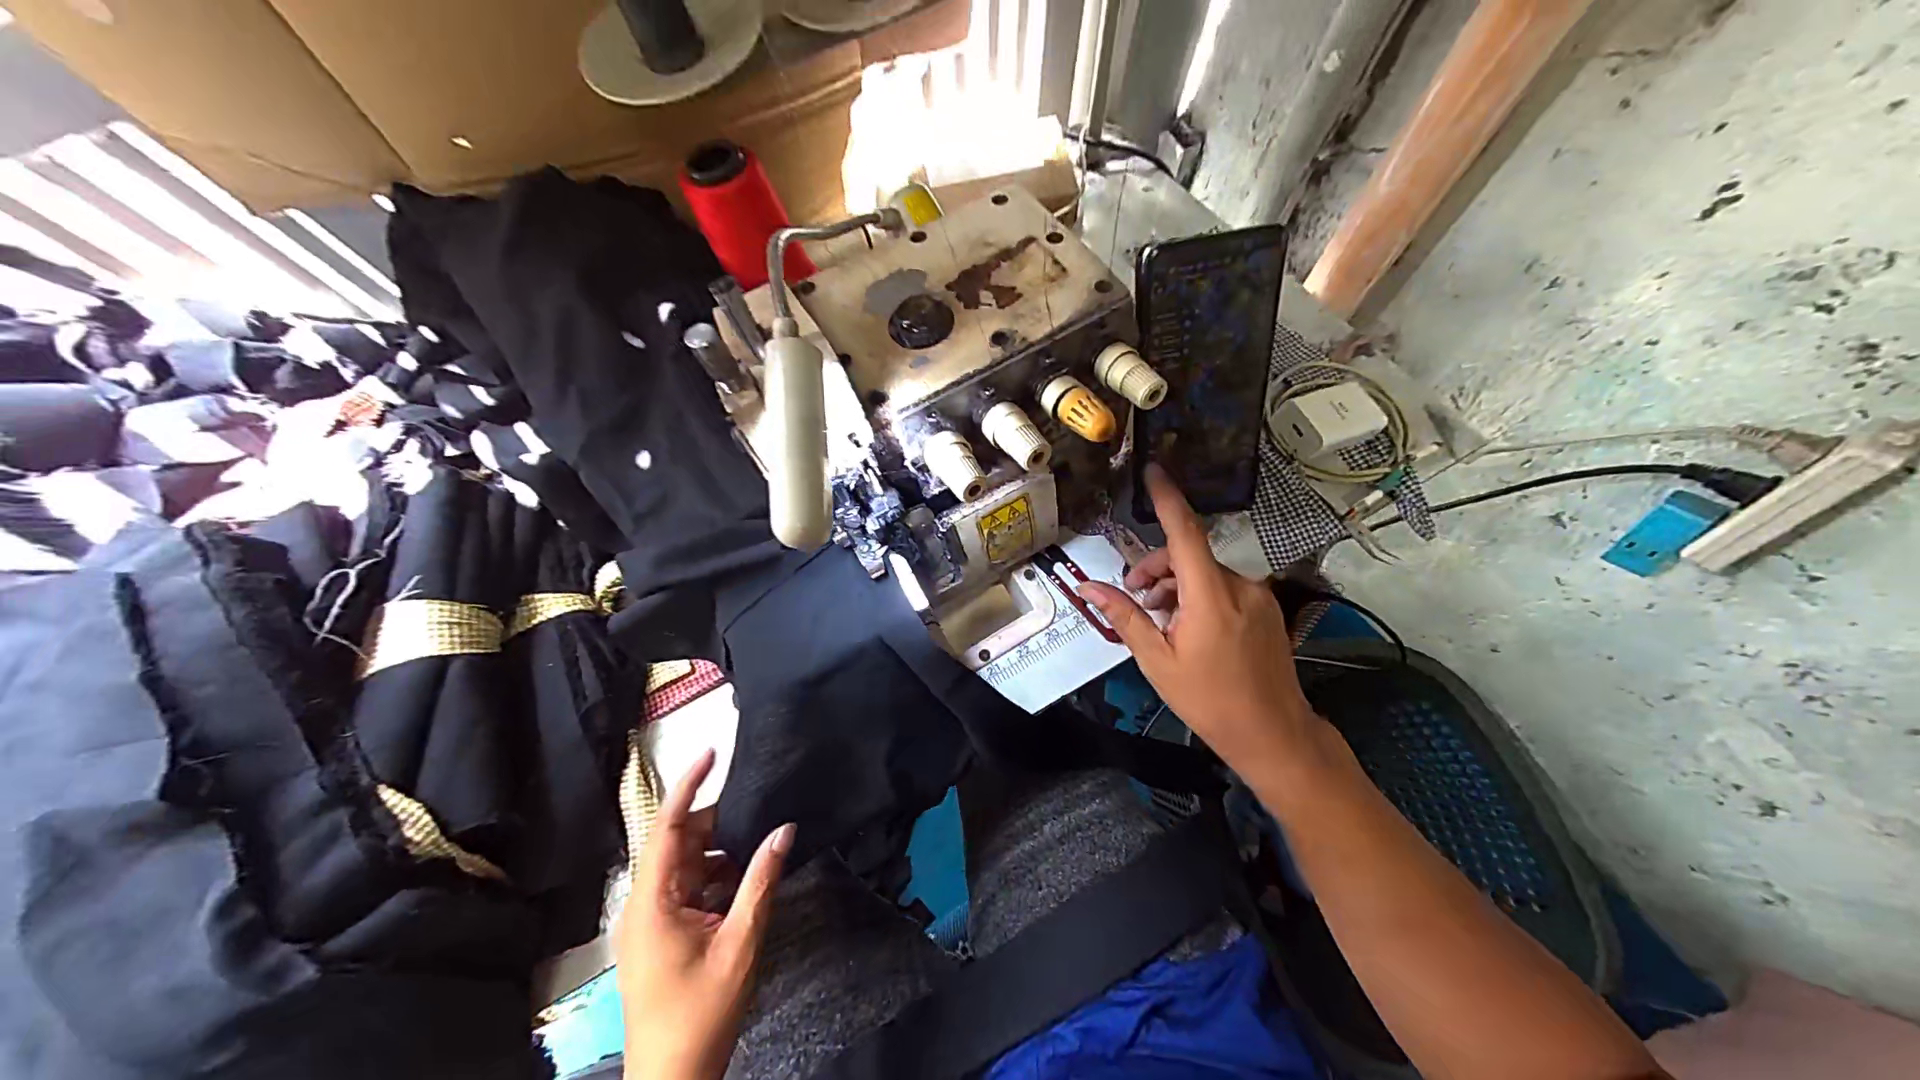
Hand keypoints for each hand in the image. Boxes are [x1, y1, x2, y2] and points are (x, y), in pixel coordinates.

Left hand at [615, 750, 793, 1079]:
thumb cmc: (701, 1013)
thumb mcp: (740, 943)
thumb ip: (761, 881)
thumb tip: (784, 830)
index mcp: (652, 902)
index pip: (666, 828)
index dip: (688, 786)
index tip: (712, 753)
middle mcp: (643, 904)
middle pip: (678, 844)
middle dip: (717, 825)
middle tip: (758, 811)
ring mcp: (650, 921)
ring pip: (686, 866)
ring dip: (720, 854)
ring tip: (758, 845)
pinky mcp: (662, 934)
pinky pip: (689, 890)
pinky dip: (716, 879)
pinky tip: (746, 880)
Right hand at [1079, 465, 1325, 774]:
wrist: (1272, 733)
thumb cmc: (1210, 701)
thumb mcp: (1156, 660)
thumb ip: (1124, 616)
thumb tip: (1089, 588)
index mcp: (1211, 598)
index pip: (1186, 534)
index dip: (1168, 500)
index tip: (1154, 471)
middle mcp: (1240, 588)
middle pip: (1190, 555)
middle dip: (1156, 567)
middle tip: (1134, 595)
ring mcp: (1259, 598)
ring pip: (1206, 572)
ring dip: (1176, 584)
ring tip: (1159, 618)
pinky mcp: (1267, 609)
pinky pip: (1225, 587)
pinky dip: (1199, 595)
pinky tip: (1187, 625)